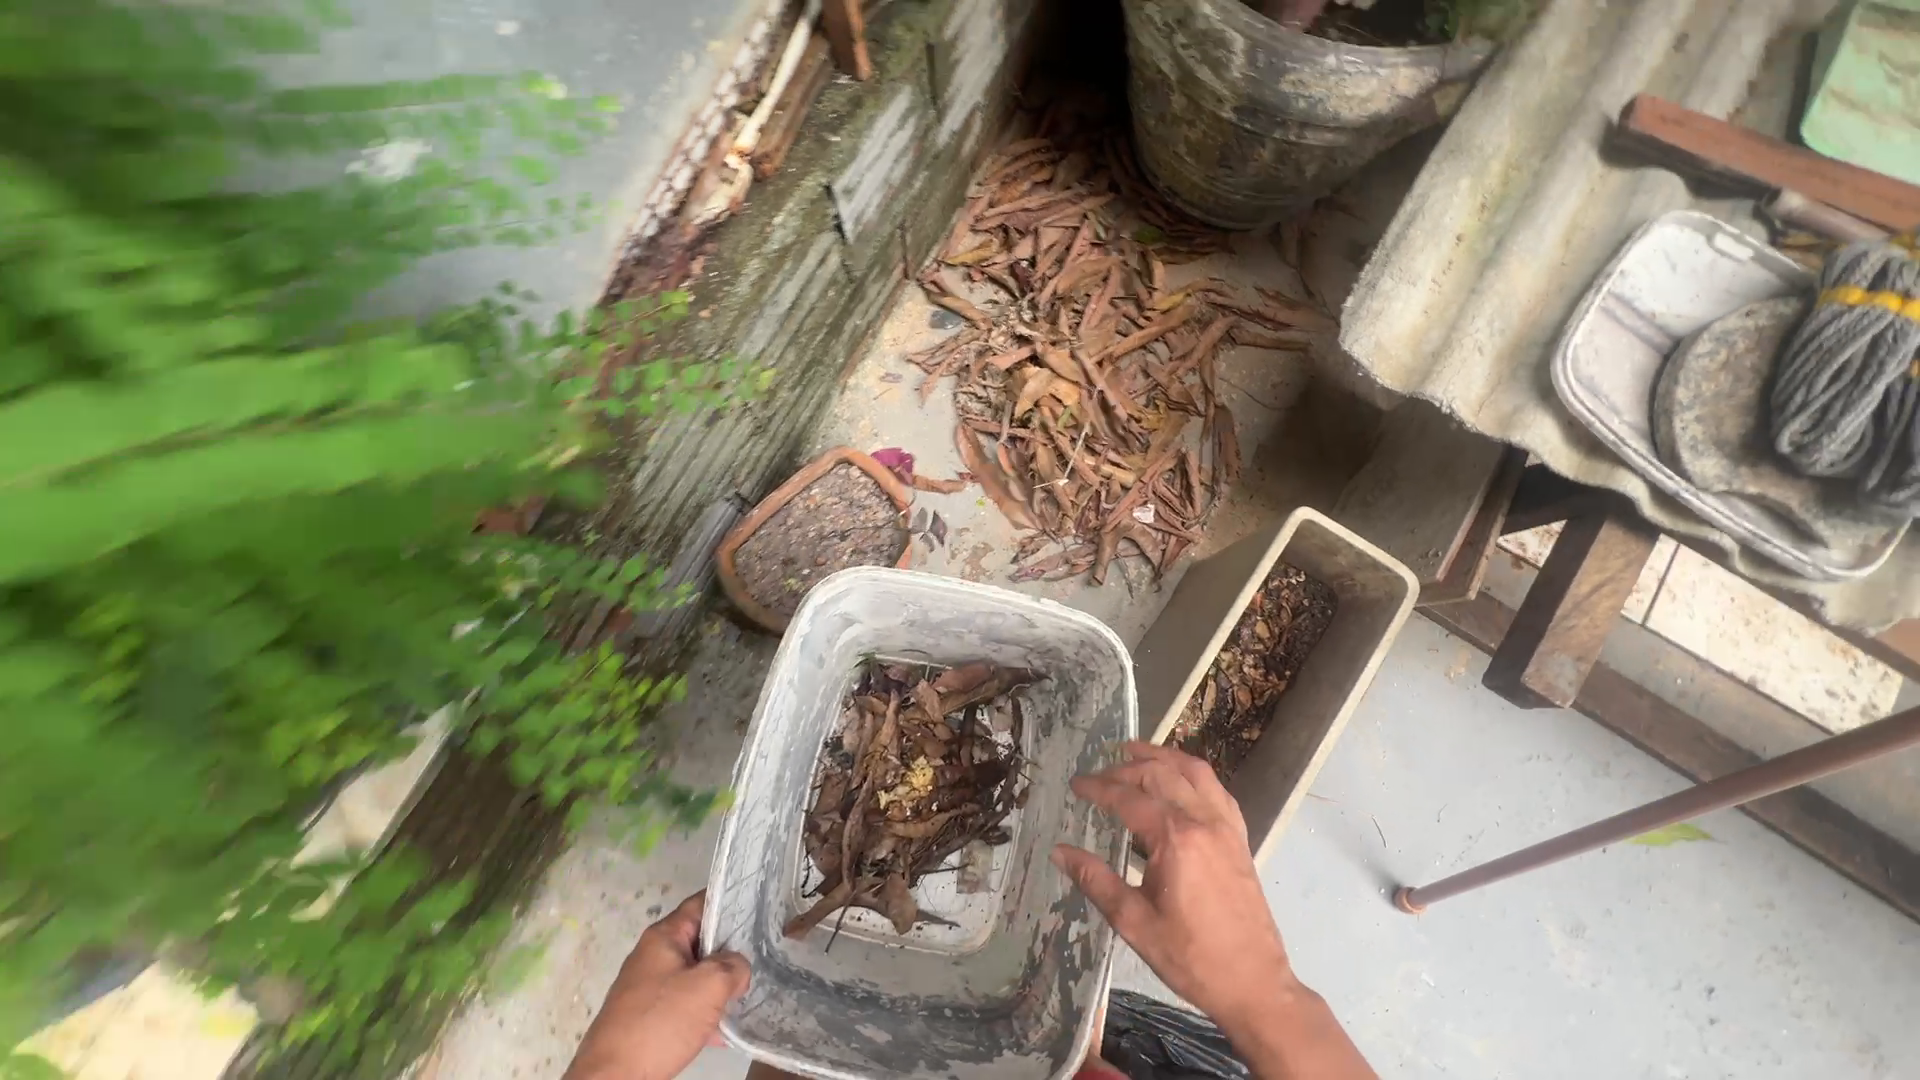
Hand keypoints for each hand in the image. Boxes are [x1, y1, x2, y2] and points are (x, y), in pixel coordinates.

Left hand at [563, 892, 750, 1079]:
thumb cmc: (659, 1023)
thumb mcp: (709, 985)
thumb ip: (734, 966)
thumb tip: (738, 970)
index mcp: (664, 936)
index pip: (703, 903)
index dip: (732, 902)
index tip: (760, 909)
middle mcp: (654, 955)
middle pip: (701, 940)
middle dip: (731, 950)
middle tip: (761, 955)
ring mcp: (648, 987)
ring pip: (695, 975)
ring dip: (719, 985)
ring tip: (747, 995)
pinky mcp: (647, 1017)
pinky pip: (684, 1004)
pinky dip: (704, 1012)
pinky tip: (723, 1032)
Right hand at [1052, 741, 1293, 1027]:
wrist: (1255, 985)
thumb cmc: (1191, 958)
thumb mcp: (1134, 923)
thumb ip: (1095, 881)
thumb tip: (1059, 851)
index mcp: (1175, 840)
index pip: (1129, 798)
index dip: (1098, 788)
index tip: (1075, 785)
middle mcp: (1203, 821)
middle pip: (1159, 775)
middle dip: (1124, 768)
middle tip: (1098, 775)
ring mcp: (1227, 827)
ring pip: (1193, 772)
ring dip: (1161, 757)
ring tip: (1134, 753)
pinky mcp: (1240, 838)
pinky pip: (1216, 790)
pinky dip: (1192, 774)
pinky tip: (1178, 780)